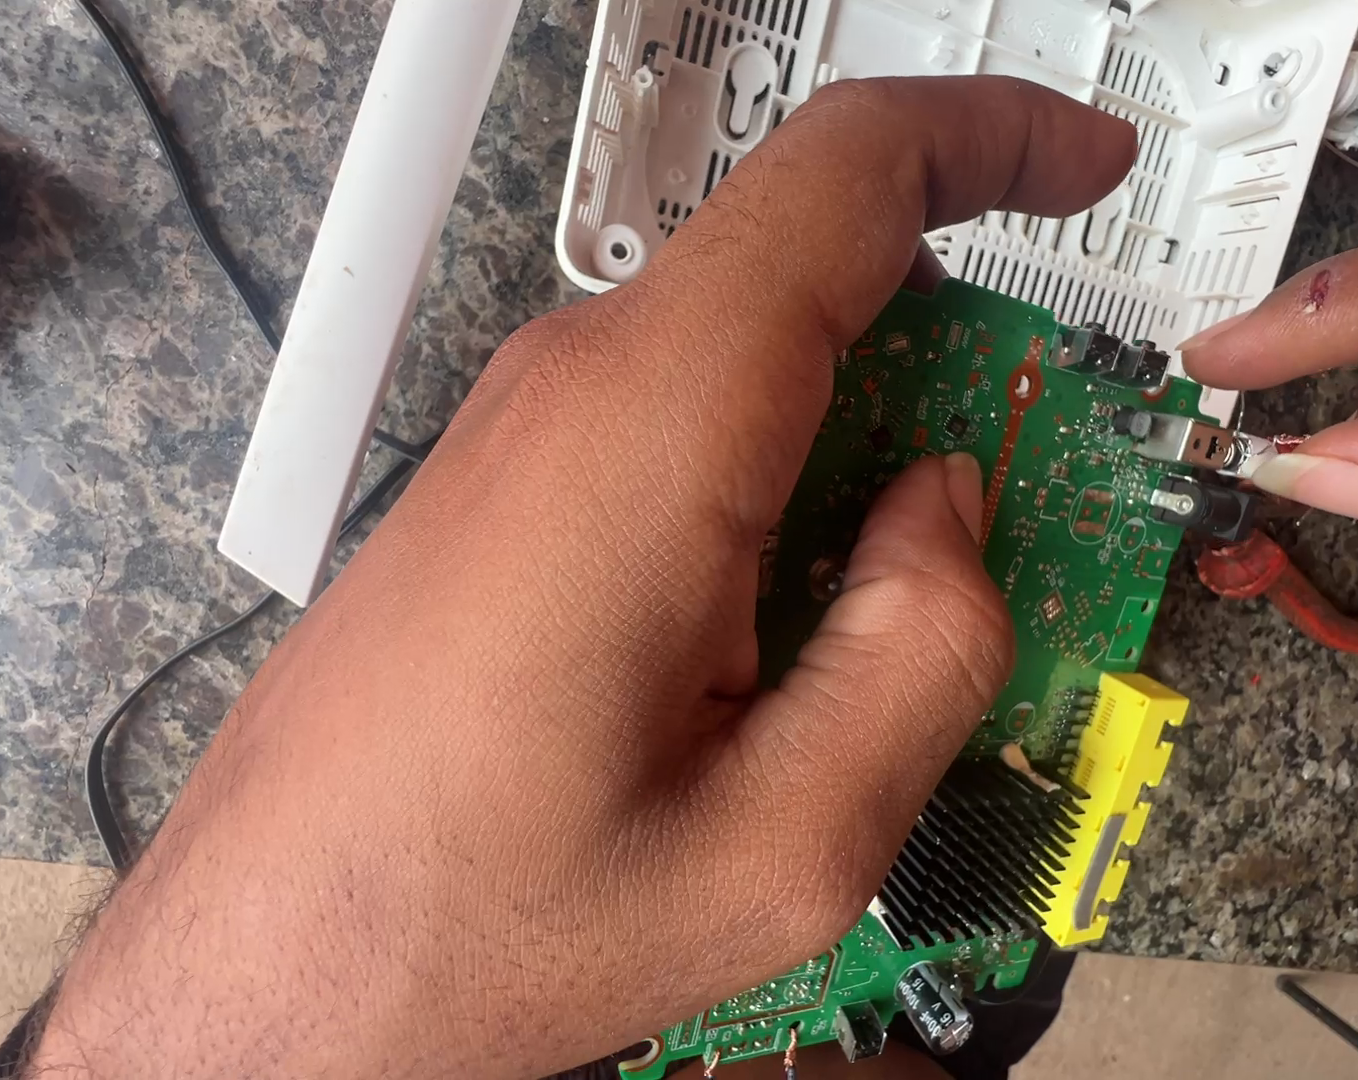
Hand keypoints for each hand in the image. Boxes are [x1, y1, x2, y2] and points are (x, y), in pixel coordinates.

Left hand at [29, 78, 1136, 1078]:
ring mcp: (541, 429)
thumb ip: (919, 654)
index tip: (1087, 165)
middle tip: (1019, 488)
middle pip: (816, 272)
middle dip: (952, 350)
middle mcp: (584, 389)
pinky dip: (795, 472)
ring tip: (898, 593)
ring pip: (766, 354)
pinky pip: (702, 418)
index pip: (844, 180)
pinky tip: (802, 608)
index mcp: (656, 432)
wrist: (270, 963)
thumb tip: (945, 509)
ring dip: (872, 435)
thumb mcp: (780, 847)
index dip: (991, 138)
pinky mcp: (527, 483)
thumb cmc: (487, 927)